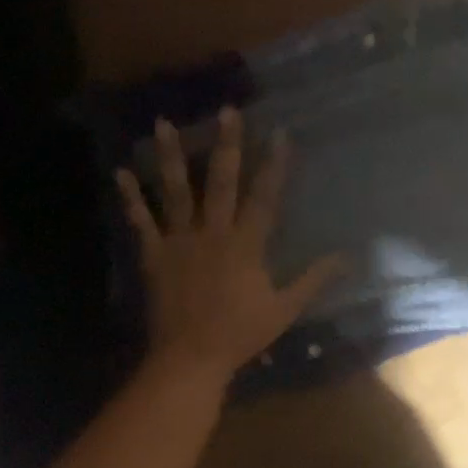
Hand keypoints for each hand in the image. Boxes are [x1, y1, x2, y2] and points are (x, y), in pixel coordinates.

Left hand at [116, 109, 342, 377]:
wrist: (192, 356)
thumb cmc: (241, 334)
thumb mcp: (285, 309)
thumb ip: (313, 280)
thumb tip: (347, 257)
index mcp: (246, 245)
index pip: (264, 197)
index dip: (274, 165)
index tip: (279, 132)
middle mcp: (212, 233)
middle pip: (221, 182)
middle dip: (227, 145)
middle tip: (227, 110)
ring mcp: (180, 242)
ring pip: (176, 191)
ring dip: (171, 156)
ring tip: (164, 123)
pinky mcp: (155, 255)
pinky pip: (141, 222)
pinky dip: (130, 198)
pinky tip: (121, 172)